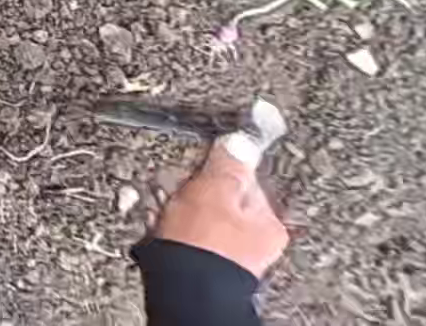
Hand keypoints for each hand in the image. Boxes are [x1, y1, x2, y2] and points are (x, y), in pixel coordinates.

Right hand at [153, 135, 289, 277]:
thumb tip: (241, 140)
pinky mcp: (202, 253)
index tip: (193, 167)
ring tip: (162, 205)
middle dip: (188, 182)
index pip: (237, 172)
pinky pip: (183, 222)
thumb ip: (228, 163)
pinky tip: (158, 218)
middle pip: (215, 188)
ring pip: (195, 204)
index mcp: (266, 221)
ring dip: (173, 198)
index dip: (209, 164)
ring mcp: (227, 247)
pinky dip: (168, 216)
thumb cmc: (203, 243)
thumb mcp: (214, 191)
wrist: (182, 286)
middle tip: (176, 188)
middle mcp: (252, 236)